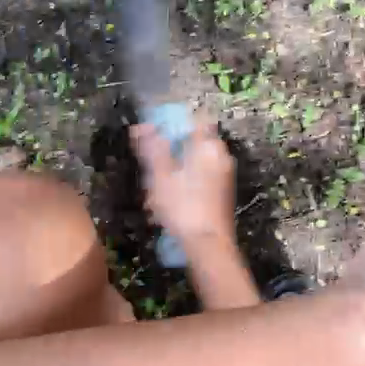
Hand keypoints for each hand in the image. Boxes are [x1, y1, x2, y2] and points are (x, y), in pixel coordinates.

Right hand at [131, 120, 236, 254]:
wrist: (209, 247)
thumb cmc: (183, 207)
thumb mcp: (160, 175)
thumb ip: (152, 148)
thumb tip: (141, 125)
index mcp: (209, 146)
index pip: (194, 118)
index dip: (173, 121)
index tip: (155, 131)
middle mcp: (220, 155)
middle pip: (191, 141)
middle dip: (169, 151)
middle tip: (151, 166)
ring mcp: (223, 174)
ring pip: (192, 161)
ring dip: (172, 170)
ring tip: (154, 189)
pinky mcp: (221, 192)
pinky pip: (198, 177)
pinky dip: (182, 182)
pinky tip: (166, 202)